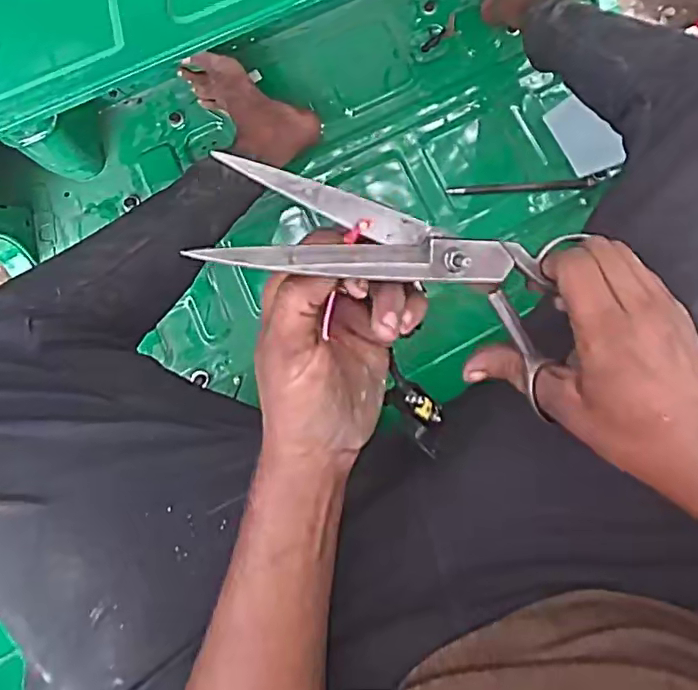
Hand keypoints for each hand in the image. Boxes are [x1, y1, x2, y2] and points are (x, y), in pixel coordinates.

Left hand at [255, 231, 425, 466]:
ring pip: (385, 274)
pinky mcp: (377, 324)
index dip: (343, 251)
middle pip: (358, 255)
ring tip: (391, 327)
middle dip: (376, 273)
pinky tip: (404, 327)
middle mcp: (322, 293)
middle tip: (376, 300)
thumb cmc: (295, 406)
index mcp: (290, 290)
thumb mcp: (286, 349)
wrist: (326, 449)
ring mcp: (352, 308)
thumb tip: (322, 259)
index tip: (362, 268)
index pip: (318, 247)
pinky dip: (411, 306)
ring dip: (396, 295)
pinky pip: (403, 297)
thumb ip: (298, 298)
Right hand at [463, 236, 697, 500]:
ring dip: (594, 261)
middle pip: (598, 247)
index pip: (575, 263)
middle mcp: (637, 308)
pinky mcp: (678, 309)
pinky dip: (619, 272)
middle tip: (555, 286)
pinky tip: (610, 304)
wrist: (697, 448)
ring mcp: (663, 304)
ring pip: (622, 252)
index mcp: (606, 330)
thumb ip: (516, 371)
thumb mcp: (564, 404)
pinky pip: (642, 269)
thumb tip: (473, 365)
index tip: (539, 285)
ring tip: (581, 293)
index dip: (549, 264)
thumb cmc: (630, 432)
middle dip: (568, 258)